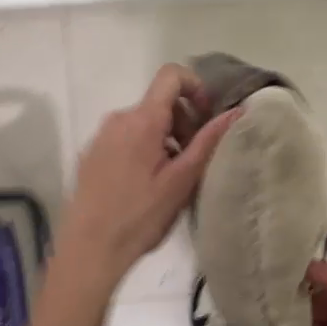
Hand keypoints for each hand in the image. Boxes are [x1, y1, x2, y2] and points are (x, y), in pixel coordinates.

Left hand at [61, 64, 239, 281]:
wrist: (90, 250)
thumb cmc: (140, 216)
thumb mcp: (181, 181)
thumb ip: (208, 142)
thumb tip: (237, 112)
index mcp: (141, 120)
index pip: (171, 75)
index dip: (195, 87)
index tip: (206, 118)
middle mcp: (118, 119)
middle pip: (158, 102)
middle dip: (183, 122)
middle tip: (193, 159)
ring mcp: (100, 137)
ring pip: (142, 123)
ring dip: (164, 139)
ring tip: (171, 178)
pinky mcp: (91, 155)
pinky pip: (124, 139)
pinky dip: (143, 150)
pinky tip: (146, 187)